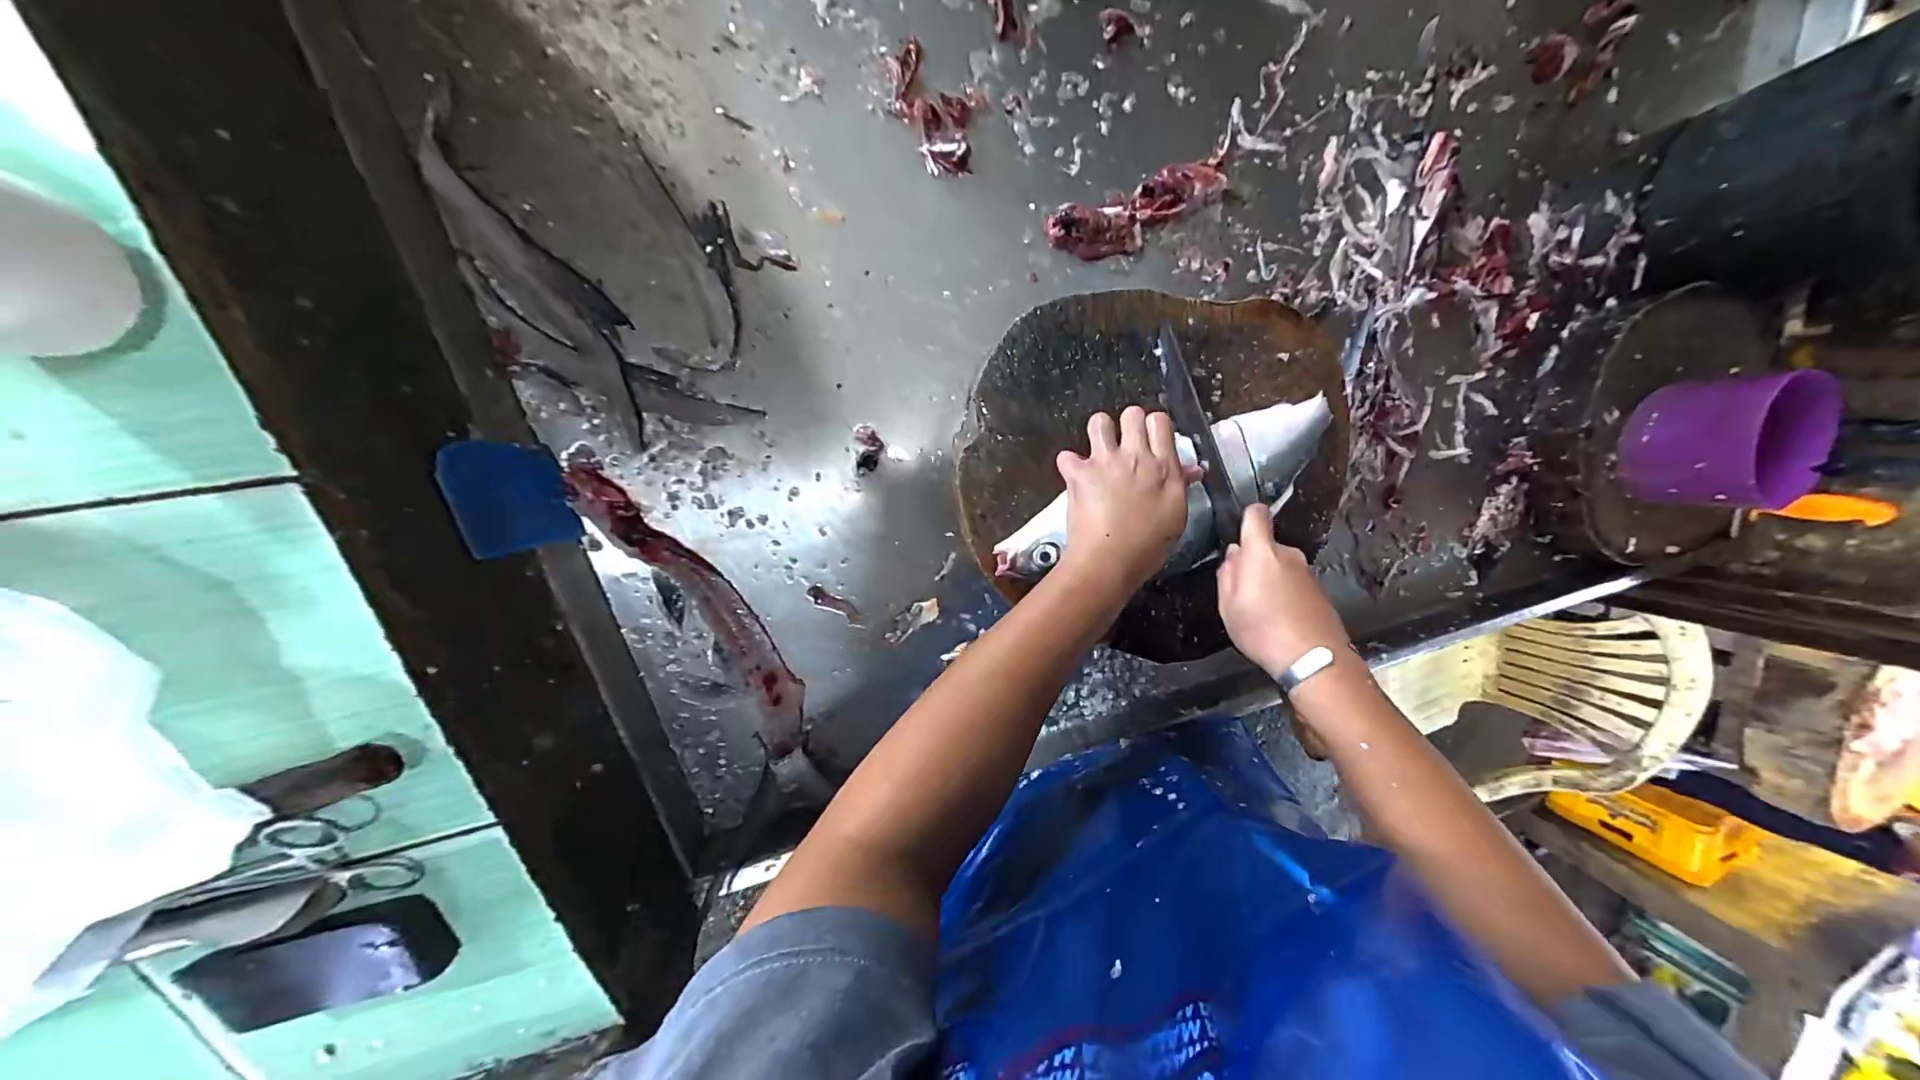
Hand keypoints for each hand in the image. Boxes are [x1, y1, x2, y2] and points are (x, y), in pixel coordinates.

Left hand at [1055, 407, 1198, 586]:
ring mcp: (1104, 462)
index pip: (1160, 422)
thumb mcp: (1176, 515)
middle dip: (1128, 424)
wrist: (1108, 561)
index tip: (1151, 441)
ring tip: (1100, 452)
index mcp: (1163, 466)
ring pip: (1099, 422)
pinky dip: (1070, 465)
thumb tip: (1190, 469)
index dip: (1154, 427)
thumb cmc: (1147, 546)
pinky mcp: (1078, 473)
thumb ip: (1180, 485)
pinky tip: (1075, 476)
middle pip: (1131, 414)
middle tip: (1126, 446)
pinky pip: (1067, 456)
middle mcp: (1134, 457)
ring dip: (1100, 433)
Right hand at [1216, 503, 1352, 677]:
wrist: (1313, 658)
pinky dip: (1285, 594)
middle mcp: (1288, 555)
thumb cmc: (1262, 629)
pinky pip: (1294, 583)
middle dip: (1253, 561)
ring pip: (1280, 566)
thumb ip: (1227, 574)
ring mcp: (1307, 573)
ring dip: (1269, 580)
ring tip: (1260, 610)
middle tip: (1242, 591)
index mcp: (1262, 552)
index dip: (1245, 519)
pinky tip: (1279, 619)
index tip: (1237, 535)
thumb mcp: (1228, 605)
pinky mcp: (1319, 591)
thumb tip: (1234, 554)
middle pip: (1266, 546)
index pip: (1256, 514)